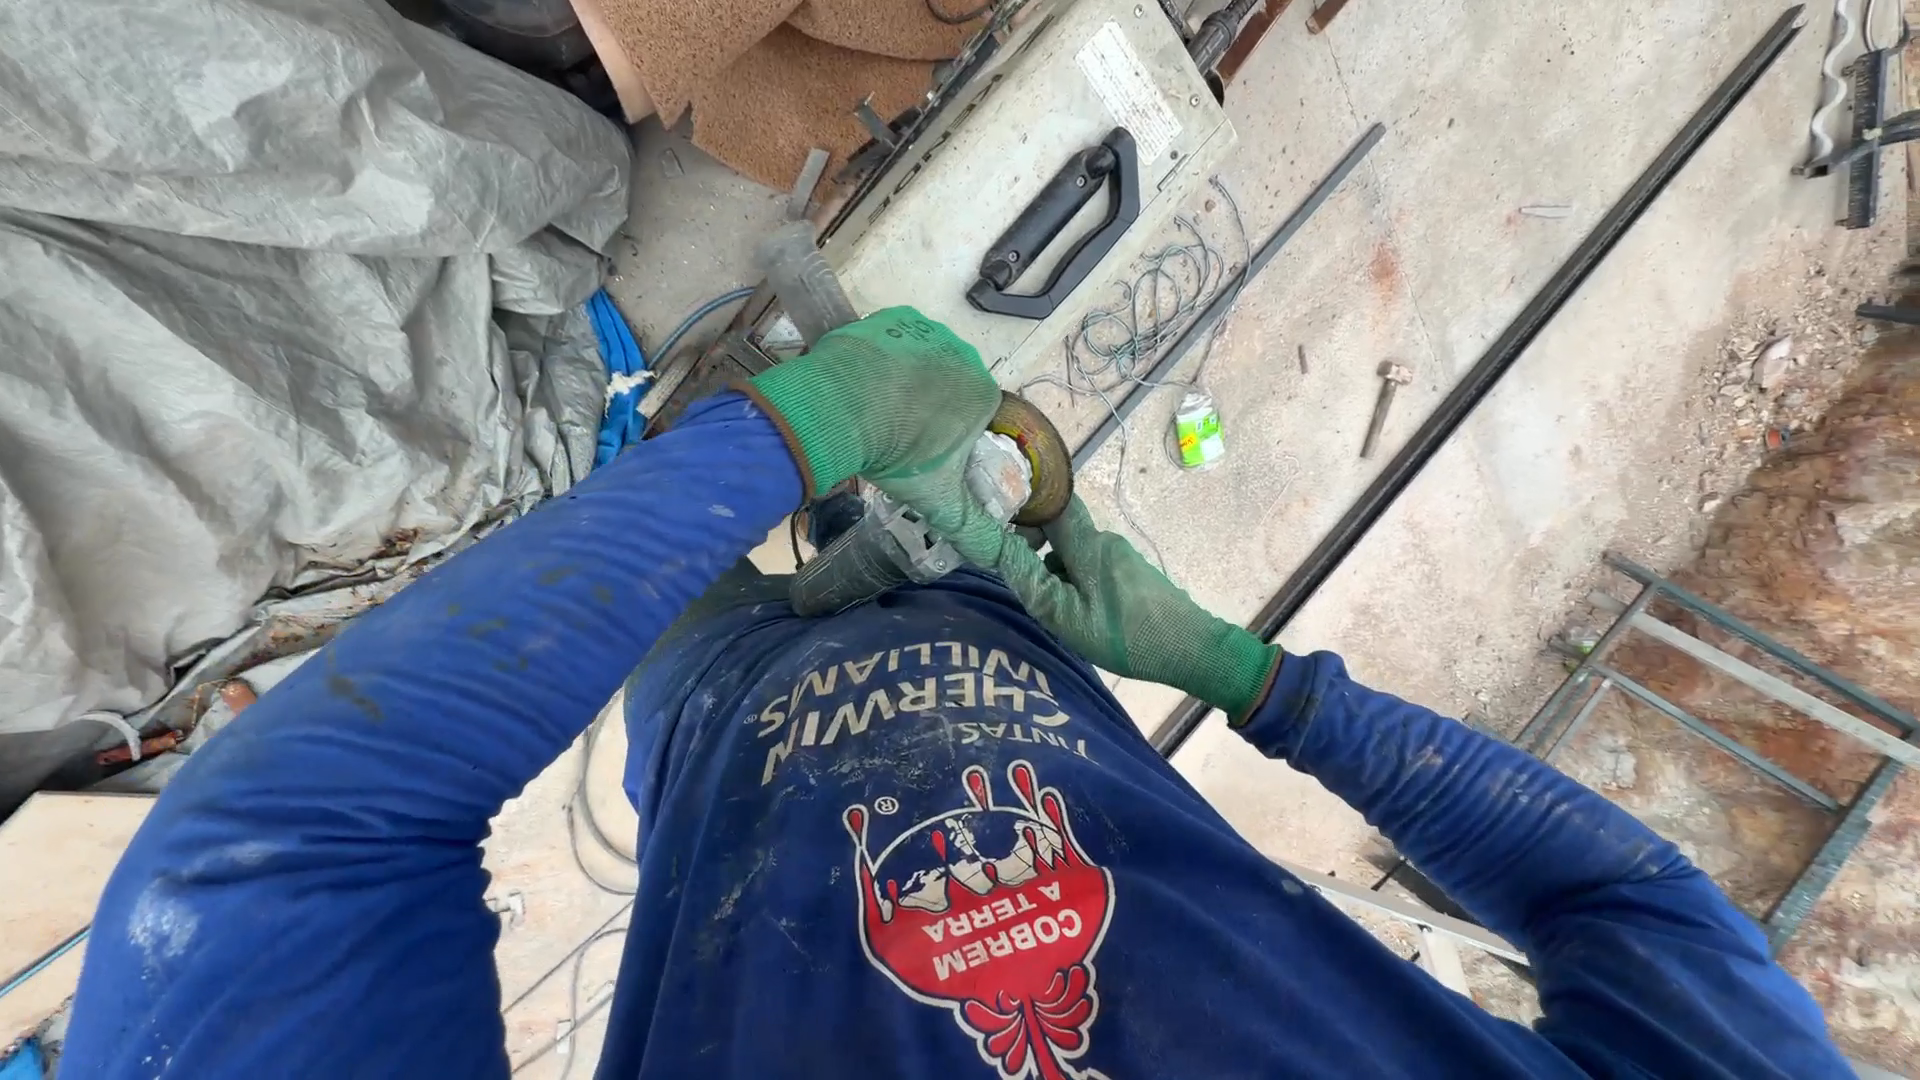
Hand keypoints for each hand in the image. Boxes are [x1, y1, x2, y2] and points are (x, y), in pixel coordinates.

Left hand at [740, 306, 1018, 564]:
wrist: (835, 413)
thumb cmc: (895, 457)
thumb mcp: (941, 503)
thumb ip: (978, 534)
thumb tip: (1013, 567)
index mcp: (983, 396)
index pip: (975, 421)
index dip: (950, 439)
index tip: (923, 454)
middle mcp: (965, 356)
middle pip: (949, 391)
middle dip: (927, 412)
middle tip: (895, 436)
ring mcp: (926, 332)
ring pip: (921, 366)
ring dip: (904, 385)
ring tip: (875, 411)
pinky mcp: (891, 319)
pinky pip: (894, 343)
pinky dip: (883, 361)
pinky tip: (864, 384)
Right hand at [991, 496, 1280, 720]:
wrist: (1191, 651)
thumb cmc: (1125, 636)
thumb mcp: (1066, 616)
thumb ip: (1030, 581)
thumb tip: (995, 548)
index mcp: (1087, 545)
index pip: (1051, 502)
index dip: (1023, 503)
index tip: (997, 518)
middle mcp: (1104, 541)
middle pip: (1059, 532)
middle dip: (1035, 550)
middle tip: (1021, 583)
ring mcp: (1120, 557)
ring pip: (1074, 554)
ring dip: (1056, 574)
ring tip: (1052, 610)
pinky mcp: (1131, 573)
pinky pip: (1090, 568)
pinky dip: (1075, 583)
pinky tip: (1078, 615)